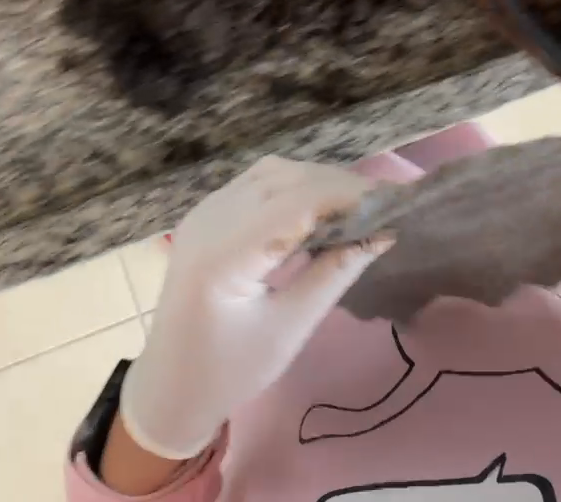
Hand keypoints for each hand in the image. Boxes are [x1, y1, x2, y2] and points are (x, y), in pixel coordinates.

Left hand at [118, 156, 389, 460]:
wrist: (169, 387)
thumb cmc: (231, 371)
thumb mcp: (289, 329)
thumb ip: (334, 273)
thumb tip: (383, 232)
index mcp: (223, 256)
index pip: (296, 201)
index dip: (347, 194)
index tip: (392, 202)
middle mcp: (208, 219)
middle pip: (285, 178)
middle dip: (338, 184)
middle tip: (383, 203)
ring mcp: (203, 211)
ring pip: (272, 172)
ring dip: (317, 180)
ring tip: (357, 204)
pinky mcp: (206, 212)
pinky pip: (257, 182)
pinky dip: (295, 185)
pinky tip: (320, 207)